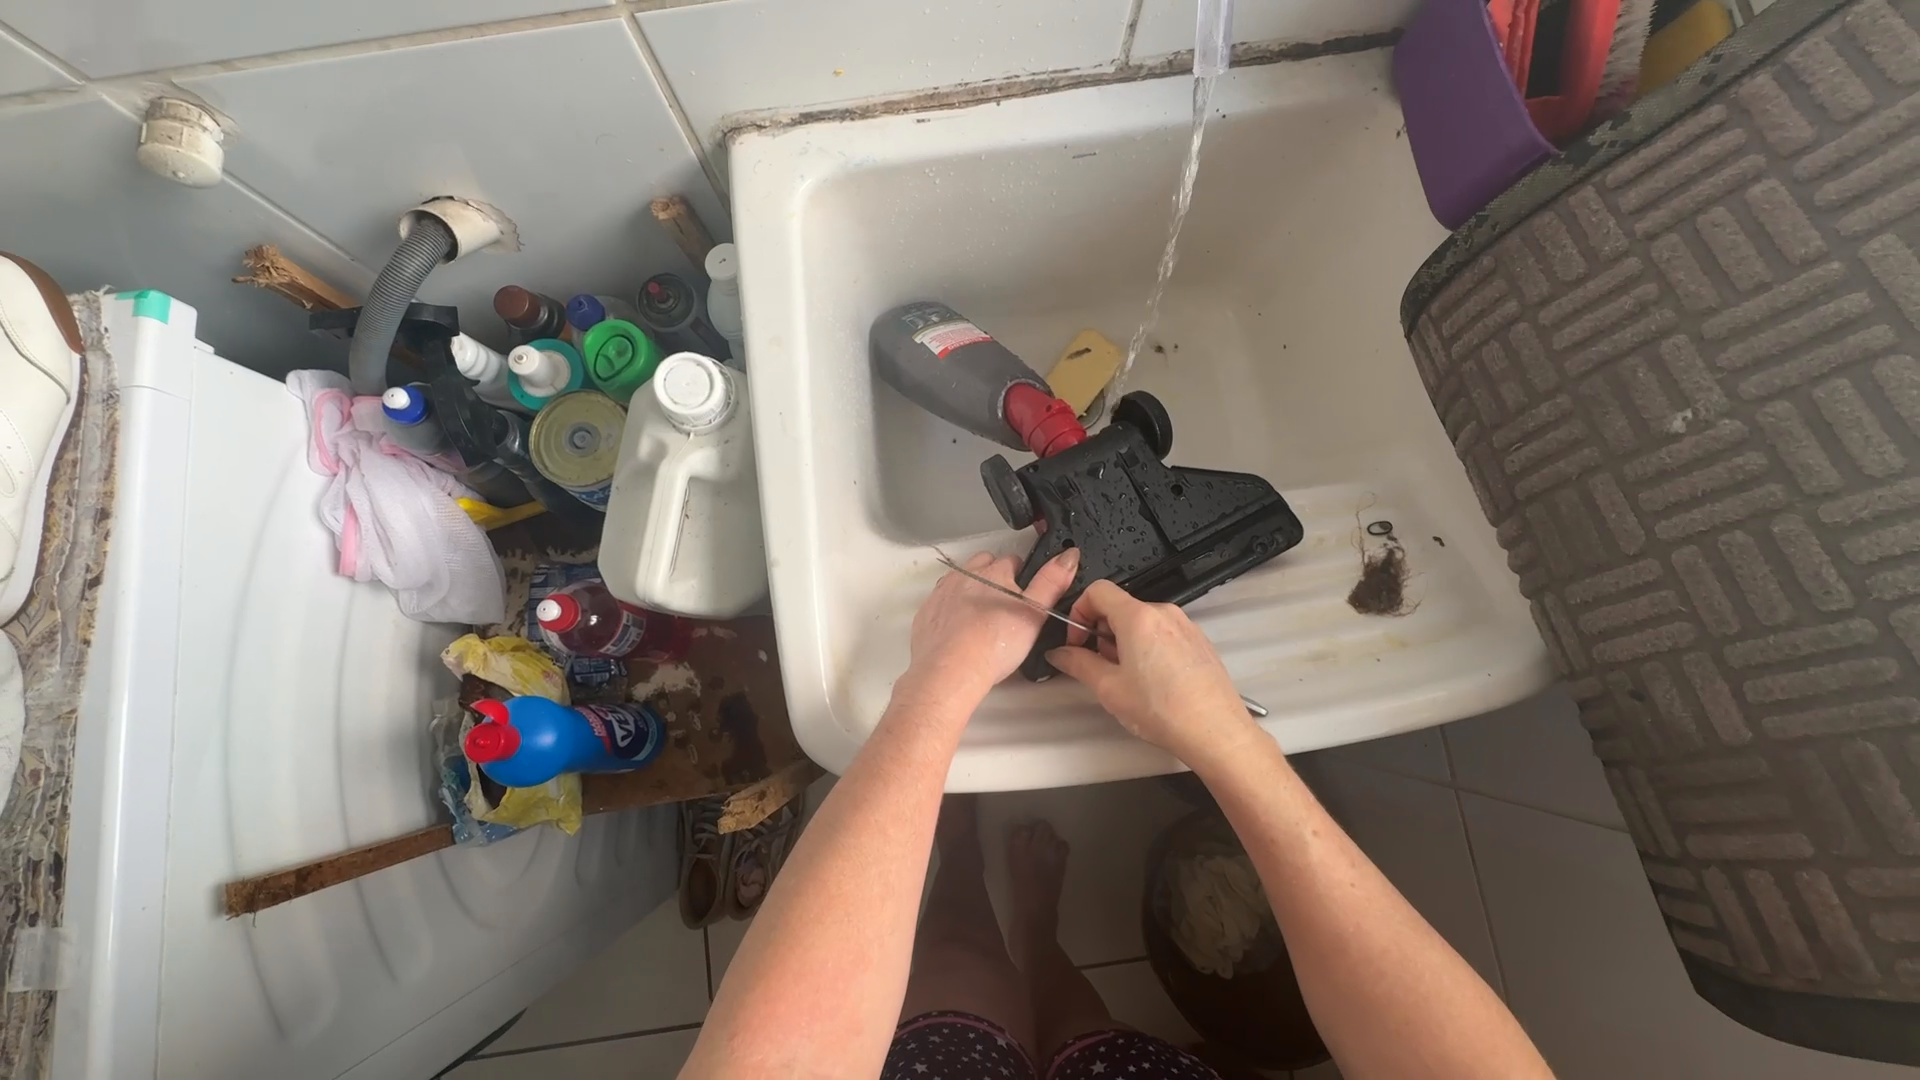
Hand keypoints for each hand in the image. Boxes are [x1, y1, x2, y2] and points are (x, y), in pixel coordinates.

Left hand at [900, 548, 1079, 707]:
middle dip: (995, 580)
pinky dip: (951, 611)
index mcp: (994, 571)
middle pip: (985, 566)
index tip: (1025, 596)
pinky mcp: (927, 612)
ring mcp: (943, 592)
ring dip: (972, 593)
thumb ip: (1052, 582)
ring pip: (962, 582)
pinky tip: (961, 631)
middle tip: (1005, 609)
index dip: (1022, 578)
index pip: (1013, 561)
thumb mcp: (1035, 614)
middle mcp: (965, 575)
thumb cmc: (993, 646)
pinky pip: (942, 602)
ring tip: (984, 621)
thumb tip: (1069, 556)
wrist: (951, 671)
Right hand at [1045, 580, 1257, 763]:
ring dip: (1125, 642)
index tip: (1077, 639)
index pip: (1098, 591)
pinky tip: (1151, 682)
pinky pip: (1163, 633)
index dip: (1079, 612)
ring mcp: (1184, 626)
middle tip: (1100, 665)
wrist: (1216, 732)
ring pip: (1141, 621)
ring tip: (1127, 679)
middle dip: (1102, 632)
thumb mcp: (1109, 688)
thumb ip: (1078, 664)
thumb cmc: (1166, 711)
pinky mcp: (1198, 642)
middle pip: (1120, 607)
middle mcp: (1163, 614)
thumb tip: (1061, 654)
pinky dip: (1148, 648)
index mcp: (1138, 617)